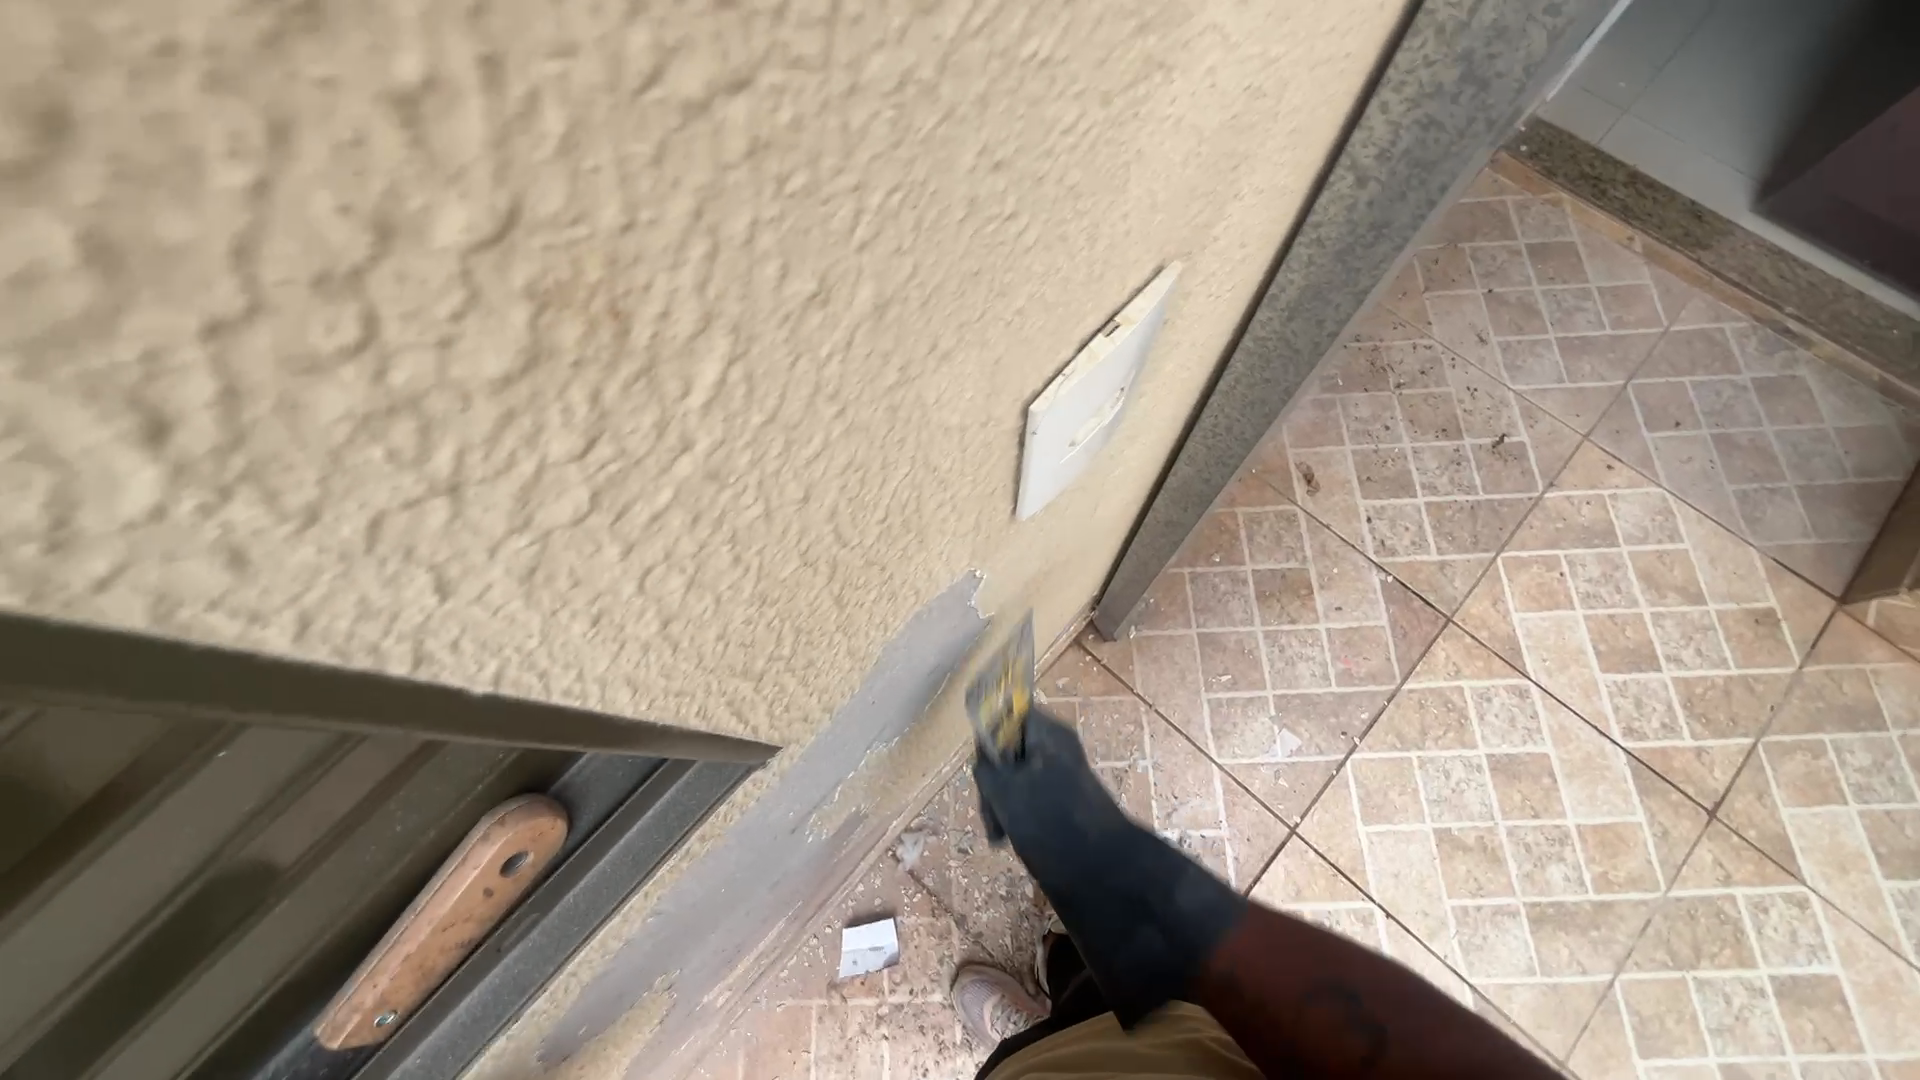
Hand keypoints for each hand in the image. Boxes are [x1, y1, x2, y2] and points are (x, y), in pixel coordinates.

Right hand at [972, 709, 1245, 1025]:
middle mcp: (1057, 748)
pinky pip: (1030, 794)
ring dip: (1001, 800)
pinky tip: (1010, 837)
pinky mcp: (1065, 800)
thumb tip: (982, 755)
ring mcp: (1063, 775)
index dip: (989, 735)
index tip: (981, 767)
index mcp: (1049, 734)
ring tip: (998, 834)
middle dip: (993, 778)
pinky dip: (1017, 812)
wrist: (1103, 872)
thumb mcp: (1005, 791)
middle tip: (990, 813)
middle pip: (1010, 748)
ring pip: (1017, 775)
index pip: (1009, 715)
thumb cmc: (1050, 823)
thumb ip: (987, 766)